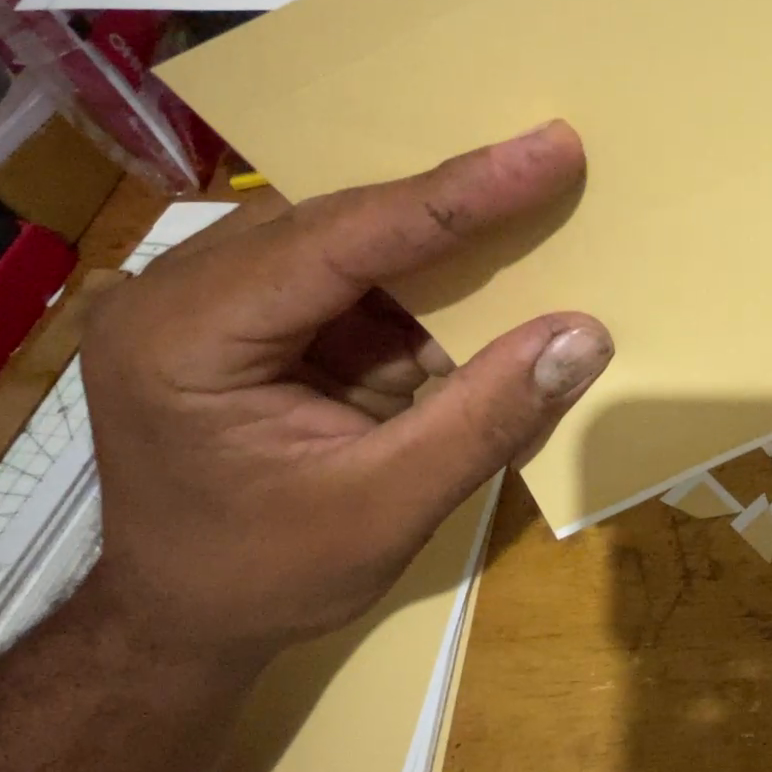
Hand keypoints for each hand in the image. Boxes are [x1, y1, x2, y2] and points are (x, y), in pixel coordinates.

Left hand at [80, 121, 612, 655]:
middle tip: (555, 163)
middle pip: (346, 217)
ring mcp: (221, 298)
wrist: (186, 621)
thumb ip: (486, 418)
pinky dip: (434, 284)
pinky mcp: (266, 316)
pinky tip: (489, 284)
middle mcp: (187, 290)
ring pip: (358, 235)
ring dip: (450, 240)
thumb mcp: (387, 510)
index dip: (457, 195)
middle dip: (457, 202)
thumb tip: (584, 335)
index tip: (549, 150)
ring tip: (538, 213)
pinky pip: (364, 274)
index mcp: (186, 334)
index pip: (341, 238)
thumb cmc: (268, 576)